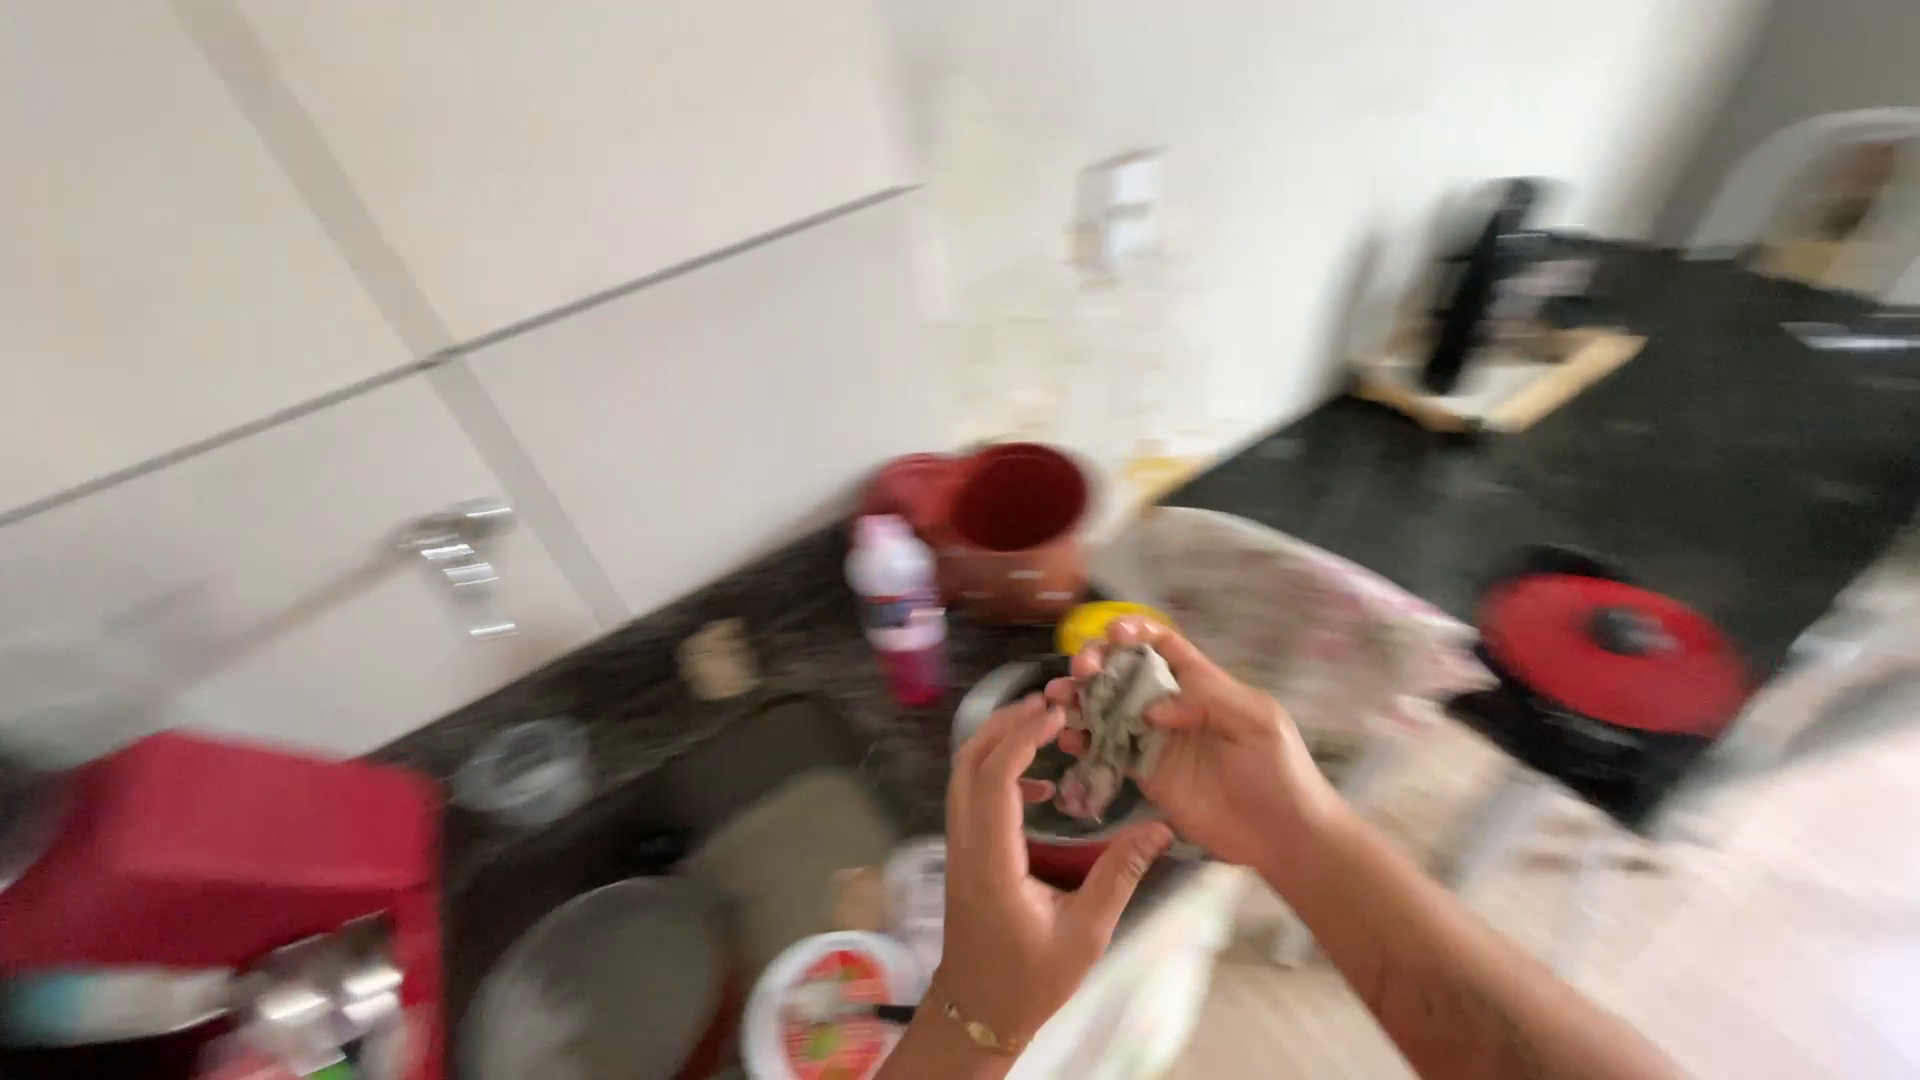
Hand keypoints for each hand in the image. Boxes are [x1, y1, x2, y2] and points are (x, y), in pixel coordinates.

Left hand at [938, 693, 1174, 1045]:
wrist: (977, 1010)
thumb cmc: (1030, 979)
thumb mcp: (1085, 934)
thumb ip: (1117, 876)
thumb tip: (1159, 829)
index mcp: (990, 859)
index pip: (994, 779)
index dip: (1021, 737)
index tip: (1055, 714)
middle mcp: (964, 842)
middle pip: (968, 762)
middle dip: (1004, 724)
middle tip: (1048, 705)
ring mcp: (957, 844)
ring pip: (963, 773)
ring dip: (997, 741)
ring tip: (1042, 726)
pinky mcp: (962, 849)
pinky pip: (971, 793)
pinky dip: (997, 771)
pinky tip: (1039, 783)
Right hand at [1046, 617, 1333, 869]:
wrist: (1284, 837)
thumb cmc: (1280, 771)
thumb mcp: (1256, 721)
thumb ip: (1208, 699)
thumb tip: (1151, 707)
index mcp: (1200, 683)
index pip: (1162, 645)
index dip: (1135, 632)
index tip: (1112, 634)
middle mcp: (1171, 705)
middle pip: (1124, 671)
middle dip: (1097, 662)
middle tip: (1081, 672)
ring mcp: (1155, 739)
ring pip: (1108, 707)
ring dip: (1080, 698)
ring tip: (1058, 700)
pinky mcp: (1144, 773)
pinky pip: (1107, 749)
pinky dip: (1084, 741)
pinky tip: (1067, 740)